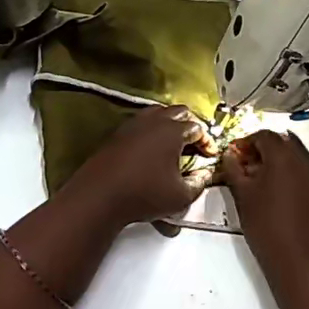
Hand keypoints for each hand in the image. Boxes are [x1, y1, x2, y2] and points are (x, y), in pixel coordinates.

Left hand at [57, 105, 214, 227]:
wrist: (99, 195)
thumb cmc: (143, 194)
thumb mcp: (181, 196)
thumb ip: (200, 183)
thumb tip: (205, 174)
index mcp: (172, 131)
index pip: (198, 128)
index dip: (207, 141)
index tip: (209, 155)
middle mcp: (152, 121)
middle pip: (179, 113)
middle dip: (191, 126)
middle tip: (196, 145)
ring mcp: (133, 125)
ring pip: (158, 114)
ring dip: (170, 124)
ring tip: (175, 144)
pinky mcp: (118, 134)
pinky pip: (141, 124)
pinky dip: (152, 130)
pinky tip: (153, 149)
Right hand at [219, 130, 308, 282]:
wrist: (296, 257)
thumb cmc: (270, 227)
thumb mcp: (241, 194)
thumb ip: (232, 169)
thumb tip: (230, 158)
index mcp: (283, 156)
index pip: (263, 135)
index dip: (245, 141)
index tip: (235, 151)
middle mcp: (303, 161)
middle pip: (280, 140)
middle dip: (261, 147)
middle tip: (243, 159)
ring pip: (292, 154)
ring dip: (274, 158)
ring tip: (255, 175)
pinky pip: (300, 168)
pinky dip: (286, 170)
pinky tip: (270, 187)